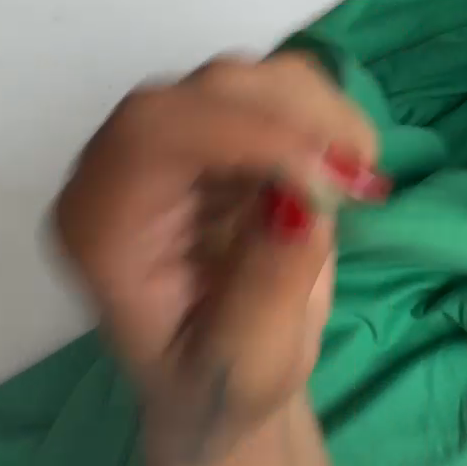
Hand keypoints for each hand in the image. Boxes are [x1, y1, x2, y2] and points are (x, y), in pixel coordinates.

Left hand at [53, 53, 384, 459]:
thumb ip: (267, 288)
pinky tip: (346, 166)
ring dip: (321, 113)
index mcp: (106, 228)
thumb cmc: (222, 387)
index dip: (255, 138)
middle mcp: (127, 172)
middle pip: (206, 90)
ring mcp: (179, 152)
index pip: (159, 133)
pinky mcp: (227, 144)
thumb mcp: (245, 363)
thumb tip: (304, 200)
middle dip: (299, 121)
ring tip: (359, 179)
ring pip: (249, 78)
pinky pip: (279, 93)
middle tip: (360, 183)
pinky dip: (328, 114)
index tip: (334, 187)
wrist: (224, 387)